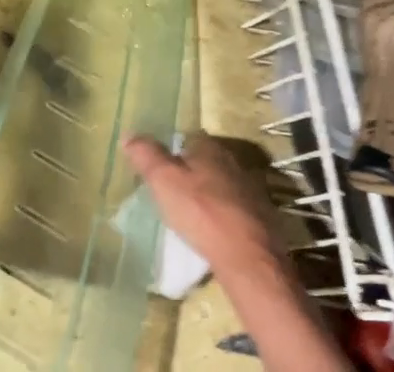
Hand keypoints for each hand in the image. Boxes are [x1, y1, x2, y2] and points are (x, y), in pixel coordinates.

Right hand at [124, 133, 286, 279]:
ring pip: (222, 185)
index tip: (157, 162)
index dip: (171, 147)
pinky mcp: (264, 221)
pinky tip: (211, 227)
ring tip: (188, 208)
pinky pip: (235, 209)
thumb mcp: (162, 180)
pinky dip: (222, 213)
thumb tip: (129, 135)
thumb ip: (146, 155)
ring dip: (207, 193)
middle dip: (190, 170)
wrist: (250, 260)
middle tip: (169, 185)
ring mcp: (254, 193)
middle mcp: (235, 165)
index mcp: (211, 150)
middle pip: (207, 161)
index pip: (188, 137)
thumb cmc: (201, 212)